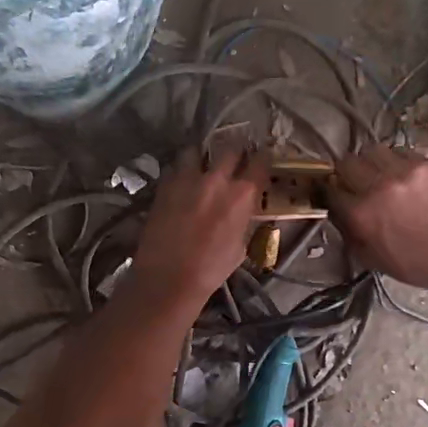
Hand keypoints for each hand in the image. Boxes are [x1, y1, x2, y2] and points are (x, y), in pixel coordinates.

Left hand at [129, 148, 267, 303]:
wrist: (169, 277)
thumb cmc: (211, 269)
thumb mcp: (239, 247)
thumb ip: (243, 222)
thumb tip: (243, 214)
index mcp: (242, 195)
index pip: (260, 163)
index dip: (263, 159)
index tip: (263, 159)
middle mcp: (216, 179)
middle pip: (230, 150)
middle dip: (235, 153)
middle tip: (234, 160)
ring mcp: (187, 179)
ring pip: (196, 151)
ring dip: (202, 157)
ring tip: (202, 165)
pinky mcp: (164, 186)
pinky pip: (175, 168)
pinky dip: (181, 171)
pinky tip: (181, 182)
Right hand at [329, 146, 427, 293]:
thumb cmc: (419, 264)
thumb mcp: (374, 260)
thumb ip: (351, 236)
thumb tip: (340, 217)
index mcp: (361, 214)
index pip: (330, 191)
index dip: (329, 193)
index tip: (334, 196)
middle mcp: (378, 186)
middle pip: (346, 162)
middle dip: (346, 173)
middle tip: (354, 183)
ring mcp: (404, 171)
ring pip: (372, 150)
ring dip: (371, 162)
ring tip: (379, 175)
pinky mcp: (426, 163)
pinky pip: (401, 152)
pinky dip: (397, 161)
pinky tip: (404, 176)